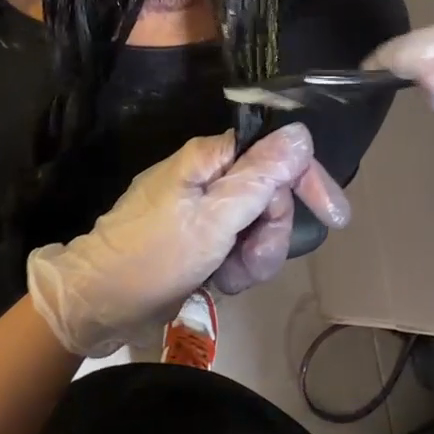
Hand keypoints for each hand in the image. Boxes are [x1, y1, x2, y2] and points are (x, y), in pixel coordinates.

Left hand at [27, 124, 349, 356]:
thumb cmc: (154, 256)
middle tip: (246, 261)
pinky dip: (234, 267)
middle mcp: (210, 174)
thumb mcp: (214, 219)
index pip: (276, 153)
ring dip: (251, 257)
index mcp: (211, 157)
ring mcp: (203, 206)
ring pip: (257, 226)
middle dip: (268, 234)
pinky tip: (216, 282)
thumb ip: (259, 177)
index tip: (335, 218)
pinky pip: (237, 246)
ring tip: (225, 277)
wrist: (98, 299)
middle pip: (270, 195)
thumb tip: (300, 133)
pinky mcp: (198, 235)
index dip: (308, 182)